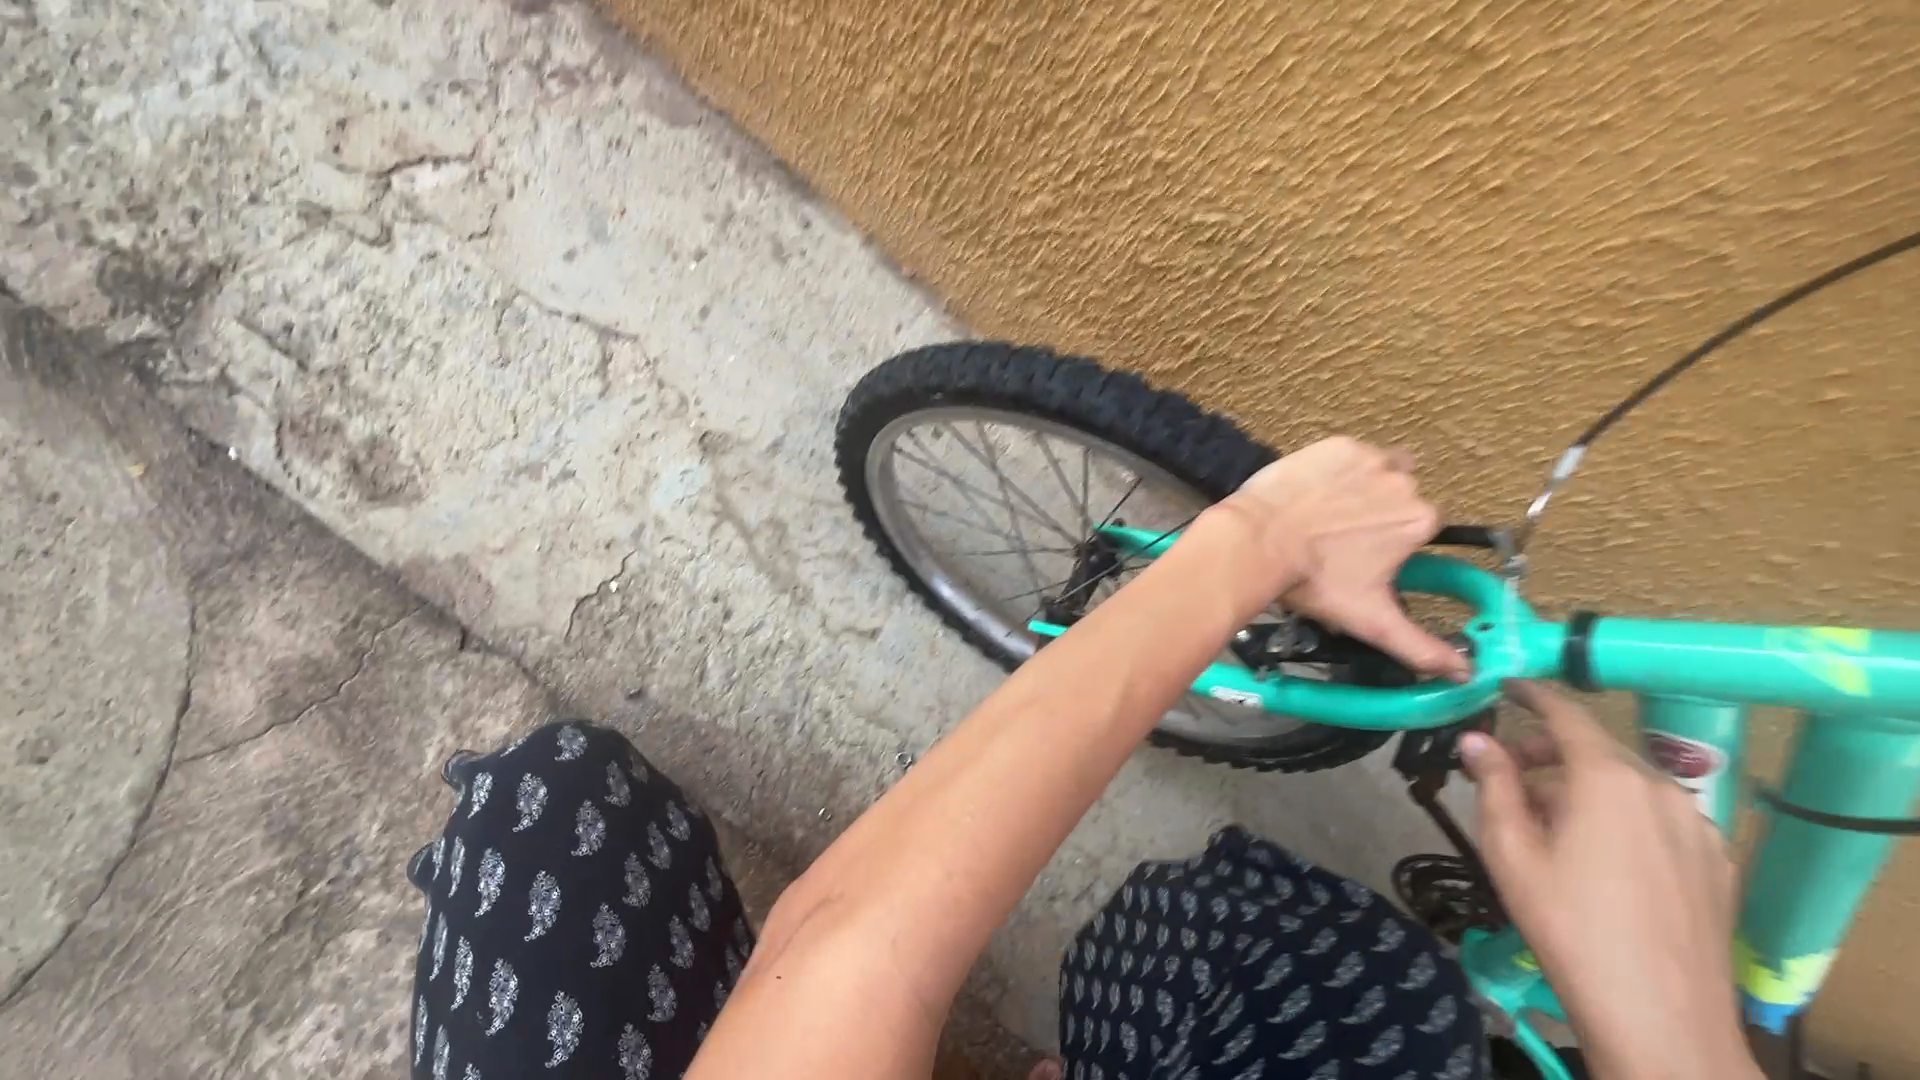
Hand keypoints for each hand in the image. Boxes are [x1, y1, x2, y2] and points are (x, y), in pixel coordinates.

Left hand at [1213, 436, 1465, 678]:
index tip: (1359, 556)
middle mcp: (1404, 482)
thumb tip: (1464, 674)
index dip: (1387, 543)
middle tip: (1334, 539)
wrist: (1258, 542)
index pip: (1415, 528)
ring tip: (1321, 515)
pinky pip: (1342, 456)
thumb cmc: (1314, 581)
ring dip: (1357, 489)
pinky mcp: (1334, 445)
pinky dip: (1330, 470)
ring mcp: (1368, 458)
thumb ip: (1420, 645)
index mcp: (1420, 521)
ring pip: (1374, 473)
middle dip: (1373, 515)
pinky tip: (1308, 493)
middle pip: (1396, 497)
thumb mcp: (1371, 619)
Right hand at [1461, 681, 1758, 1079]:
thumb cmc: (1565, 921)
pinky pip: (1659, 818)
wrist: (1658, 1013)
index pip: (1567, 715)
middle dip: (1549, 751)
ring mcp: (1699, 827)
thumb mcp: (1509, 848)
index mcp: (1608, 778)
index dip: (1534, 694)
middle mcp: (1662, 789)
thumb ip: (1493, 783)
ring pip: (1629, 785)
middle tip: (1508, 772)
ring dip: (1585, 786)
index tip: (1507, 684)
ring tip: (1549, 823)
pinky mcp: (1717, 863)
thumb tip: (1476, 739)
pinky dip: (1622, 815)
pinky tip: (1600, 856)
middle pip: (1598, 750)